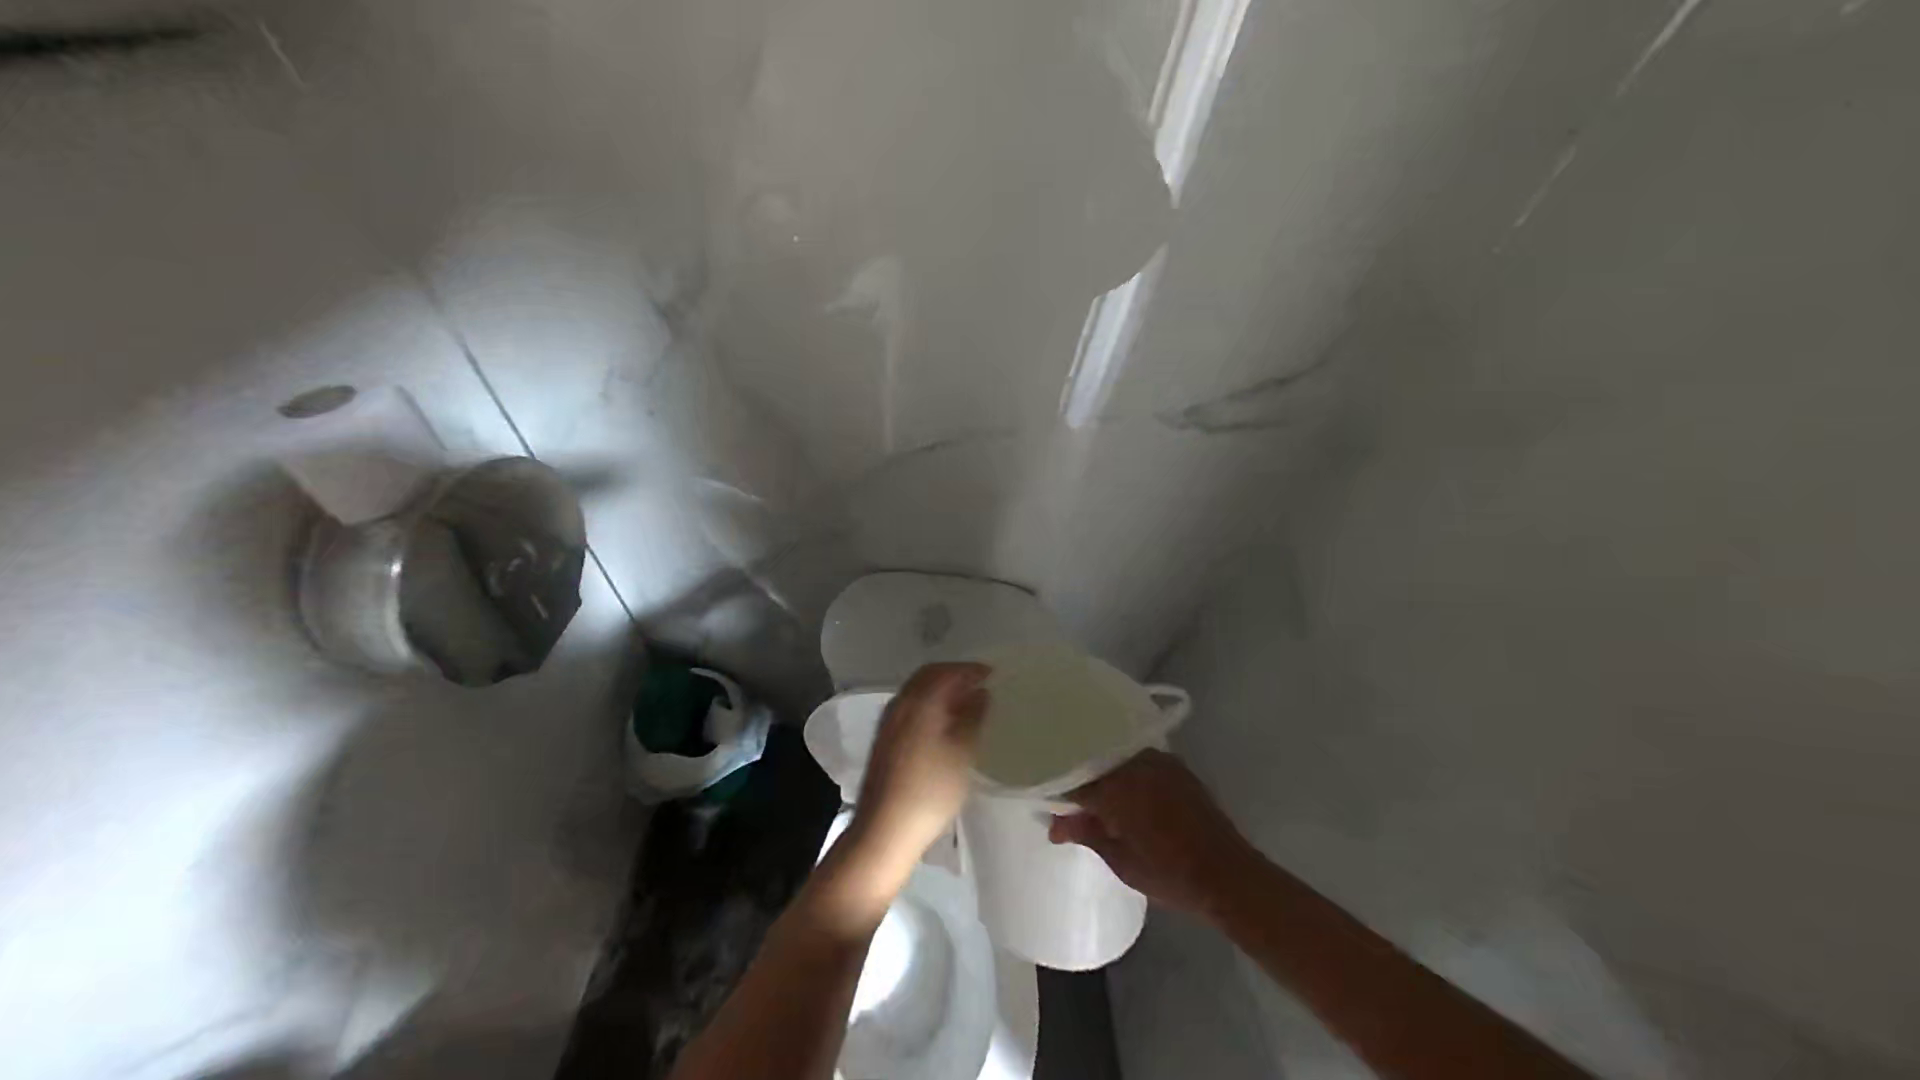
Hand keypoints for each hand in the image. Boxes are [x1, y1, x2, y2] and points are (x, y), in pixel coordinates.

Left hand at [845, 662, 989, 881]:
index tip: (992, 673)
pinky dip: (930, 704)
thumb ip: (974, 717)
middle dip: (954, 675)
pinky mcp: (884, 741)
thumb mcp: (963, 753)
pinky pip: (910, 707)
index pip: (945, 671)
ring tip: (966, 701)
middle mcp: (899, 704)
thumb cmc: (930, 790)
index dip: (970, 669)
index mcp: (919, 701)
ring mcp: (887, 723)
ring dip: (941, 689)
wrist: (884, 830)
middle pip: (927, 676)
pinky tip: (943, 723)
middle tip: (979, 683)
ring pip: (917, 692)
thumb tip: (980, 692)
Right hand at [1049, 749, 1261, 920]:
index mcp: (1117, 787)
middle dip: (1081, 781)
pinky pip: (1140, 760)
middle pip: (1096, 763)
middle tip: (1073, 806)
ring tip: (1098, 798)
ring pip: (1118, 759)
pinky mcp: (1177, 767)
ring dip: (1105, 774)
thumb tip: (1055, 826)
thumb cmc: (1169, 874)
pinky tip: (1125, 792)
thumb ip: (1086, 834)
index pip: (1075, 781)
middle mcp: (1136, 764)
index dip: (1060, 795)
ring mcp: (1159, 762)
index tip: (1052, 810)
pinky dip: (1127, 772)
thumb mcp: (1120, 860)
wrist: (1228, 875)